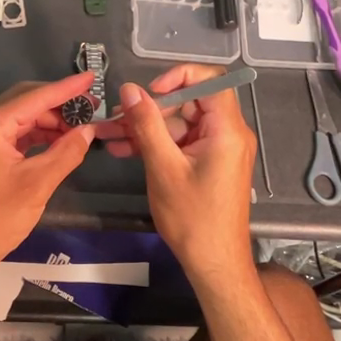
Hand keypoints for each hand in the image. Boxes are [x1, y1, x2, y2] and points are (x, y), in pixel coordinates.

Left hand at [0, 71, 98, 278]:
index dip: (66, 88)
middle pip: (24, 102)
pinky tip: (56, 141)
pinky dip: (33, 136)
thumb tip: (89, 131)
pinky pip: (10, 134)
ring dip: (47, 122)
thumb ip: (66, 152)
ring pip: (18, 118)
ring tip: (79, 128)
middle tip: (90, 107)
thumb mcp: (38, 184)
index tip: (91, 79)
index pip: (34, 97)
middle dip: (58, 105)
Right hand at [105, 64, 256, 278]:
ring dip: (147, 127)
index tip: (150, 93)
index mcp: (227, 130)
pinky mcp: (209, 164)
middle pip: (191, 101)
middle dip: (152, 106)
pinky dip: (157, 144)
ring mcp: (219, 149)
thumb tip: (130, 89)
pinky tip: (125, 149)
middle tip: (118, 118)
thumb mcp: (163, 167)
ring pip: (181, 123)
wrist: (213, 263)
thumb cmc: (192, 217)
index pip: (211, 80)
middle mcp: (229, 134)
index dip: (178, 77)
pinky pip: (182, 142)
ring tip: (111, 135)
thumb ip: (146, 124)